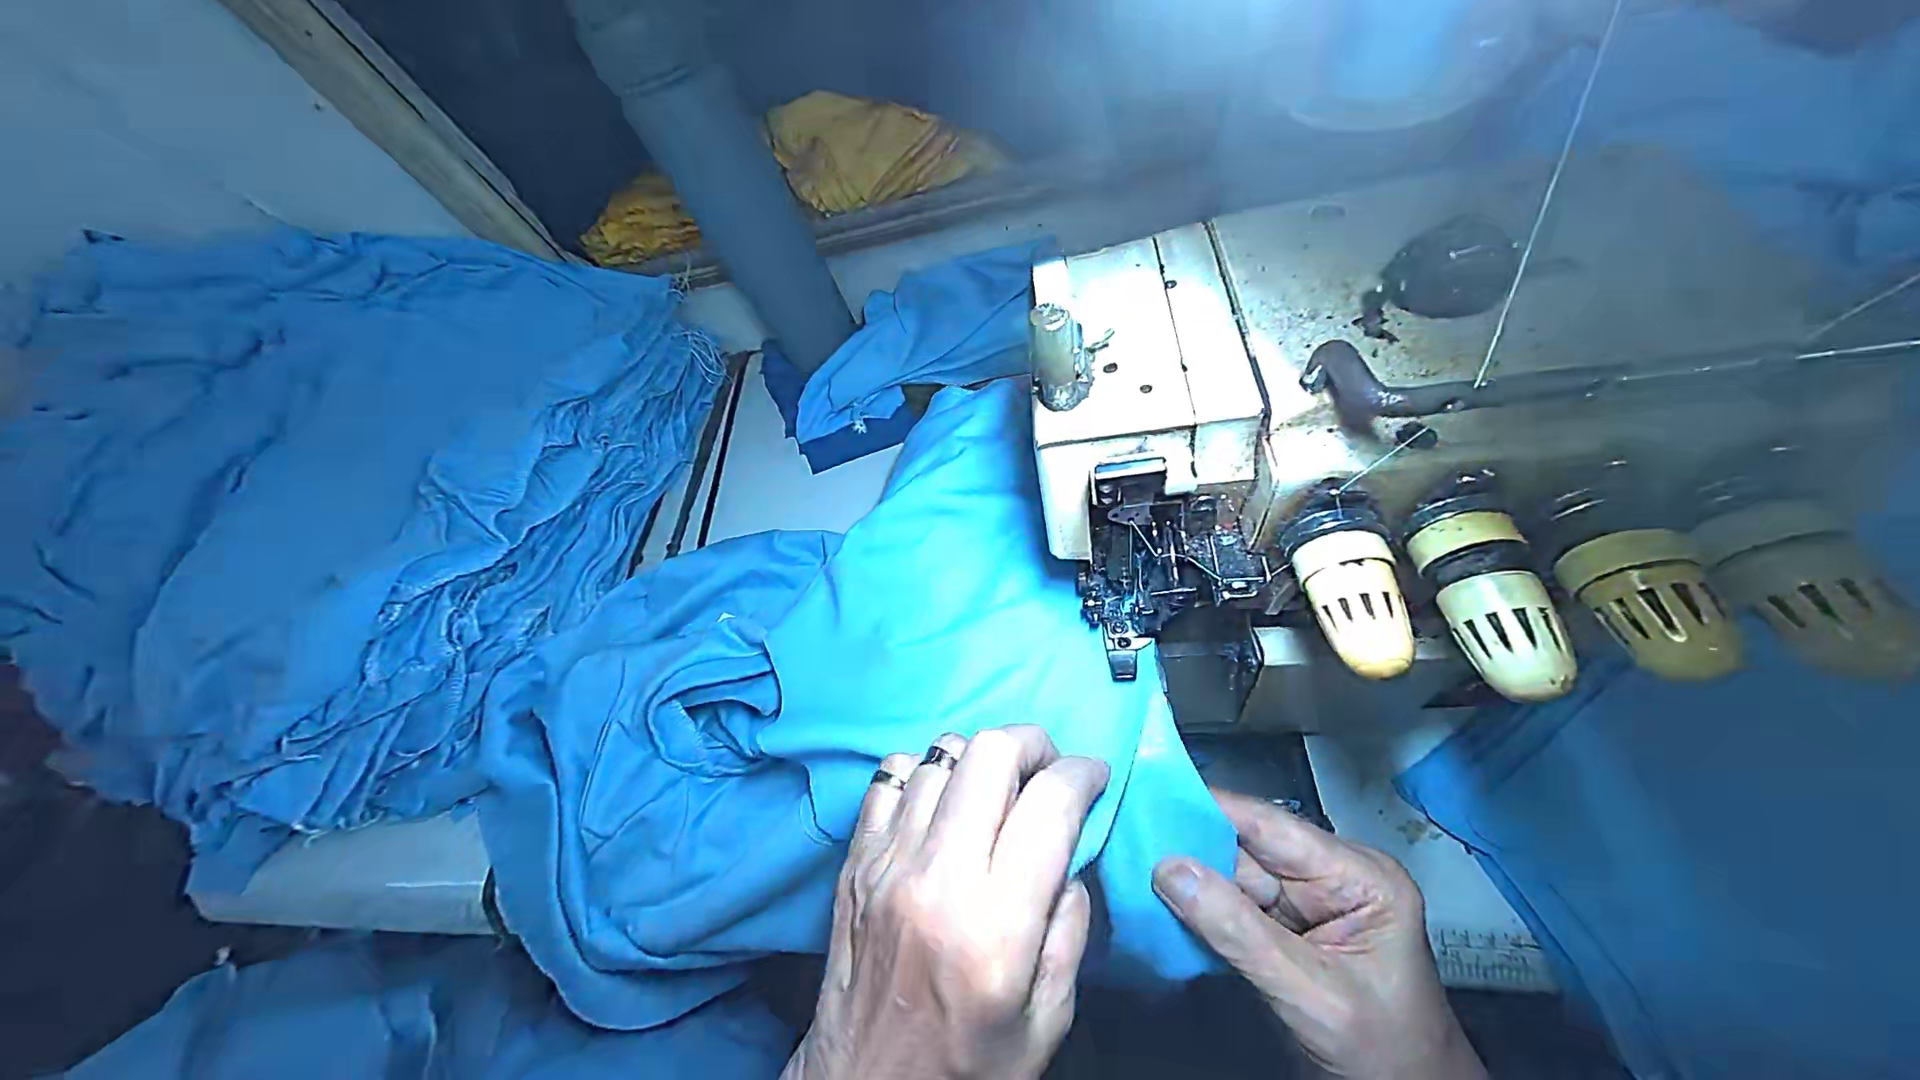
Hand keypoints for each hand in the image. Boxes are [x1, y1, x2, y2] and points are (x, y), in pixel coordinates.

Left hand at [785, 726, 1110, 1079]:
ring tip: (995, 787)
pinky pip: (889, 776)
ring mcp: (887, 859)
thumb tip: (1068, 854)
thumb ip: (1070, 927)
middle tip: (1047, 769)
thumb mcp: (1047, 1019)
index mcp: (995, 924)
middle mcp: (937, 875)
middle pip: (988, 753)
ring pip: (939, 755)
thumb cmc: (966, 1065)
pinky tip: (940, 799)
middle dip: (1032, 744)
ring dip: (979, 759)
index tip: (1093, 775)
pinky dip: (923, 772)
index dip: (1082, 774)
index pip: (1048, 805)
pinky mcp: (855, 856)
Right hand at [1153, 790, 1485, 1079]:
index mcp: (1356, 875)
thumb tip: (1168, 868)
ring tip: (1130, 860)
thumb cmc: (1385, 1058)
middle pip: (1241, 845)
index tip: (1147, 796)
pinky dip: (1195, 903)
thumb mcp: (1313, 997)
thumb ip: (1240, 933)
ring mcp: (1302, 898)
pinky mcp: (1280, 923)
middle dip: (1186, 843)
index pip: (1268, 825)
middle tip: (1127, 834)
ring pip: (1227, 871)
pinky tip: (1157, 895)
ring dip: (1185, 873)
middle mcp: (1326, 873)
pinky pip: (1227, 901)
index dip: (1206, 807)